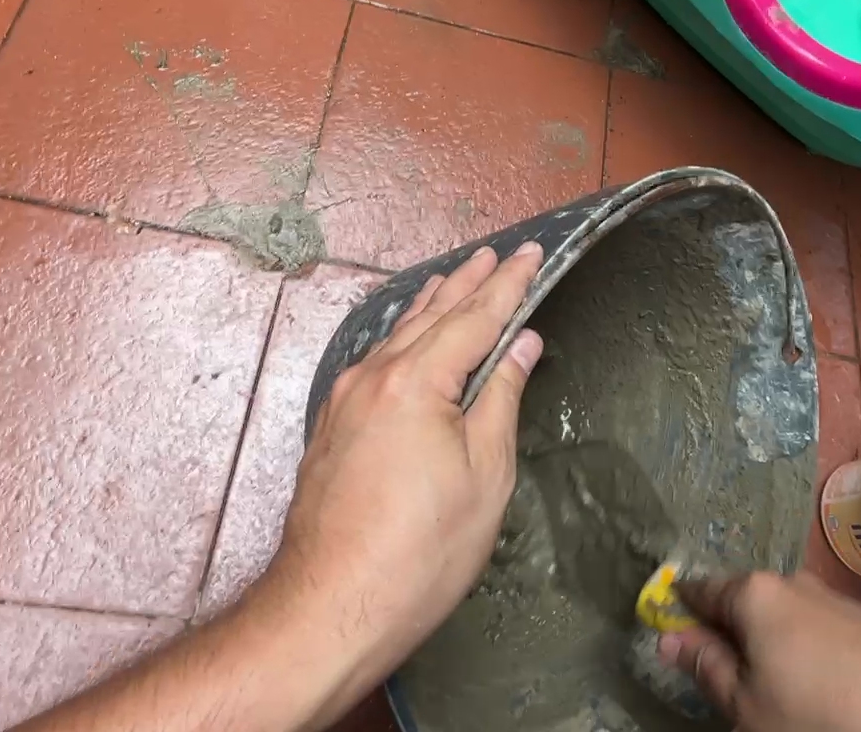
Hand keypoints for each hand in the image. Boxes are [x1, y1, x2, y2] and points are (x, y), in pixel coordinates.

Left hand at [258, 242, 546, 724]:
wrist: (327, 607)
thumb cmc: (421, 549)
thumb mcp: (484, 475)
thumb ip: (501, 398)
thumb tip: (521, 343)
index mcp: (417, 381)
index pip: (476, 317)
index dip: (509, 283)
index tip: (533, 252)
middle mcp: (376, 375)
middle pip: (433, 314)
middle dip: (469, 281)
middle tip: (496, 253)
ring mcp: (347, 397)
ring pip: (400, 332)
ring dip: (433, 302)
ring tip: (453, 276)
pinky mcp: (333, 422)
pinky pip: (377, 357)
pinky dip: (404, 333)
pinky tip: (408, 334)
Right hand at [659, 572, 860, 731]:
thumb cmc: (820, 714)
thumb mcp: (748, 706)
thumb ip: (706, 668)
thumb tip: (668, 636)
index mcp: (752, 592)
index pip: (699, 591)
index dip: (680, 615)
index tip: (669, 638)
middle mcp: (789, 582)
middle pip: (741, 603)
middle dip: (729, 636)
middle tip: (729, 684)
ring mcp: (831, 599)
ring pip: (781, 620)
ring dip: (770, 649)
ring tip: (778, 697)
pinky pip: (816, 633)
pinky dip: (806, 657)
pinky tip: (821, 695)